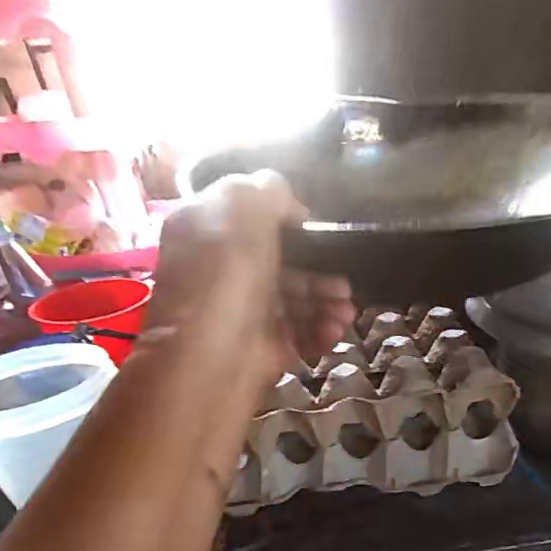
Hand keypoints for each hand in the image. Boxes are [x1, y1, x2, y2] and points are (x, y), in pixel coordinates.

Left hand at [147, 171, 353, 377]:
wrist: (212, 360)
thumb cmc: (225, 275)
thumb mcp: (243, 208)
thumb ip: (268, 190)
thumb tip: (290, 205)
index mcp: (205, 231)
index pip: (250, 218)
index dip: (287, 221)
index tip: (317, 231)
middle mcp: (220, 270)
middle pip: (280, 262)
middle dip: (319, 271)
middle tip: (343, 283)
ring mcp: (240, 311)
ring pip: (293, 300)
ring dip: (326, 303)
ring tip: (345, 312)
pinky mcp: (258, 347)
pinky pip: (296, 333)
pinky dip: (319, 330)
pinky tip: (335, 330)